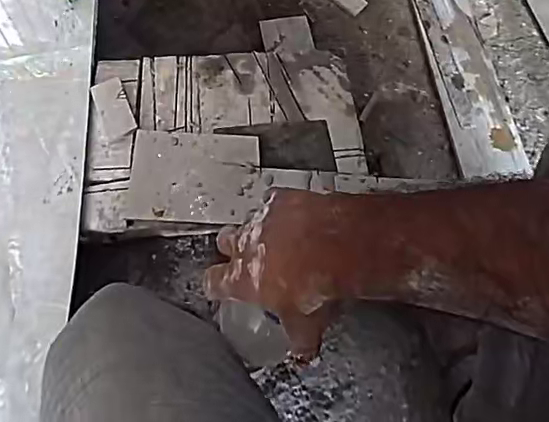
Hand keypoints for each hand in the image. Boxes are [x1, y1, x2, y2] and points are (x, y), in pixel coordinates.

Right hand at [205, 190, 342, 358]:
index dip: (214, 284)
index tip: (217, 285)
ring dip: (261, 229)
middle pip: (225, 241)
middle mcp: (246, 244)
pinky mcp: (283, 197)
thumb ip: (298, 340)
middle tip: (247, 255)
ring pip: (250, 220)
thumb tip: (303, 352)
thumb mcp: (306, 326)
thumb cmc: (315, 284)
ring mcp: (263, 217)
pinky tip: (298, 215)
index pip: (212, 281)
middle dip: (233, 247)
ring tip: (278, 236)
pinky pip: (277, 201)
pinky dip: (285, 208)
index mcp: (243, 278)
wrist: (336, 245)